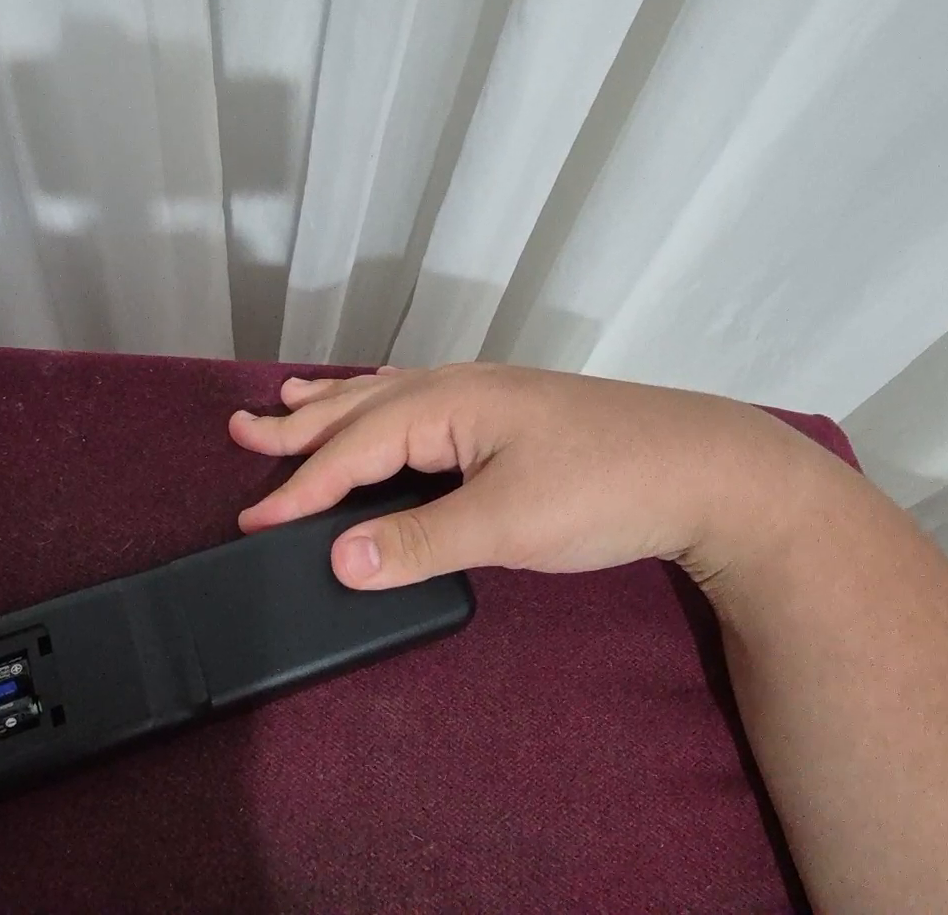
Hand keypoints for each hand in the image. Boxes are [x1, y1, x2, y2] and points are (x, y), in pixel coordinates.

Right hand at [230, 363, 851, 589]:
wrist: (707, 468)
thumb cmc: (605, 489)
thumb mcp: (506, 523)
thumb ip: (417, 540)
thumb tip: (336, 559)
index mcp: (446, 403)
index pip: (353, 450)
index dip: (300, 489)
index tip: (252, 521)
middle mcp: (455, 387)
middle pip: (358, 408)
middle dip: (297, 426)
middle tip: (240, 429)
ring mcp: (482, 395)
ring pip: (386, 397)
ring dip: (332, 406)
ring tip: (288, 401)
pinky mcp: (505, 412)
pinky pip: (418, 402)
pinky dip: (379, 406)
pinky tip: (379, 404)